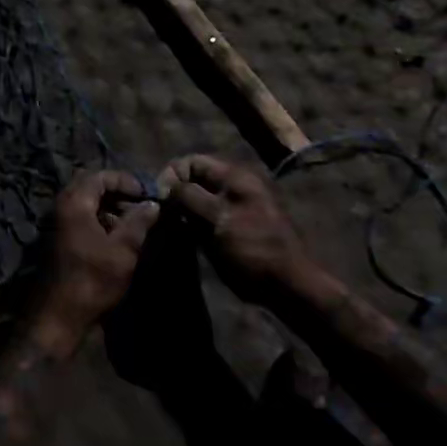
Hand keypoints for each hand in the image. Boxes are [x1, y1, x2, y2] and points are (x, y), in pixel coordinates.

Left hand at [28, 170, 160, 350]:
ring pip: (86, 204)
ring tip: (134, 222)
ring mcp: (57, 224)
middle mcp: (61, 207)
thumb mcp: (123, 250)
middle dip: (117, 192)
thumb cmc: (91, 281)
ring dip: (110, 207)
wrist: (57, 318)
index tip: (146, 194)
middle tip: (140, 204)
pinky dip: (100, 221)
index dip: (126, 180)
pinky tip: (117, 237)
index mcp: (74, 203)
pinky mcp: (59, 241)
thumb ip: (139, 222)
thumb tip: (152, 203)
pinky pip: (81, 219)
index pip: (100, 176)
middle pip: (91, 187)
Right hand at [156, 154, 318, 302]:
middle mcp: (232, 186)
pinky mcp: (230, 228)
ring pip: (196, 200)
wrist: (285, 284)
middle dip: (175, 195)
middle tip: (163, 216)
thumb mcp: (218, 218)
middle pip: (193, 180)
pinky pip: (203, 218)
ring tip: (171, 228)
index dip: (172, 176)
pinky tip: (183, 238)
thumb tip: (165, 188)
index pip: (192, 162)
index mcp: (234, 176)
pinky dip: (190, 225)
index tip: (160, 199)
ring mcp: (232, 208)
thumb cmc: (253, 247)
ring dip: (181, 212)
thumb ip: (189, 197)